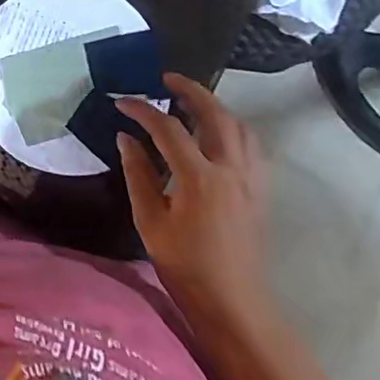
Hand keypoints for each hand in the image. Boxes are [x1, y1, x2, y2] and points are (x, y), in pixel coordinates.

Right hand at [117, 73, 272, 324]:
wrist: (232, 301)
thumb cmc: (182, 261)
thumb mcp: (148, 217)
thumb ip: (138, 172)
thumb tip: (126, 138)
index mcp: (200, 178)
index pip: (168, 129)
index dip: (142, 110)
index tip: (120, 101)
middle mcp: (232, 172)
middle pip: (217, 116)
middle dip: (192, 91)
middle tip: (166, 79)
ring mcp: (252, 181)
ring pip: (241, 128)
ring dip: (215, 107)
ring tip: (189, 100)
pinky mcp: (260, 191)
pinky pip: (251, 146)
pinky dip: (231, 128)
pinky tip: (213, 133)